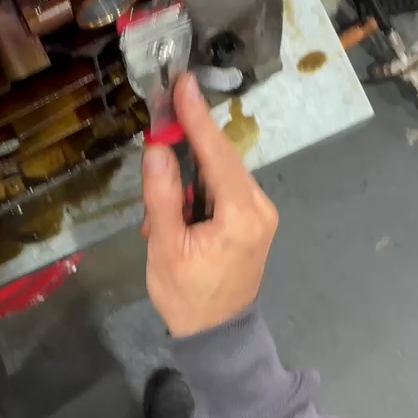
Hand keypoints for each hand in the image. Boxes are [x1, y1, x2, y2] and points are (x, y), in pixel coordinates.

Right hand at [140, 73, 278, 336]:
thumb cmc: (188, 296)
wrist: (216, 335)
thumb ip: (162, 196)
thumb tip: (156, 149)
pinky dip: (198, 195)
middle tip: (157, 137)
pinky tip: (177, 217)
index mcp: (241, 214)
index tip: (184, 83)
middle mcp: (260, 207)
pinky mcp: (254, 221)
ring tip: (161, 218)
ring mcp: (261, 214)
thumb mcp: (166, 247)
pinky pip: (224, 191)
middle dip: (186, 150)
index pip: (217, 154)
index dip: (197, 117)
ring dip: (188, 181)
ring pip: (221, 175)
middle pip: (221, 159)